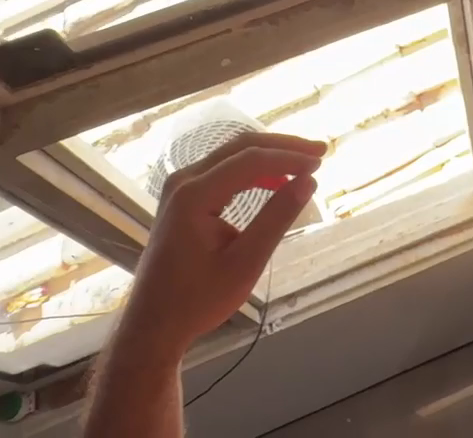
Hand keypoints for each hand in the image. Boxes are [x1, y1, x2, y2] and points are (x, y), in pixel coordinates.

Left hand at [129, 132, 325, 353]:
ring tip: (303, 163)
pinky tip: (276, 181)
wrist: (153, 325)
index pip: (250, 159)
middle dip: (282, 147)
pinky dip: (253, 169)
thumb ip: (277, 218)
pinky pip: (223, 169)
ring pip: (233, 154)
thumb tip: (308, 181)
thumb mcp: (245, 263)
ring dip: (270, 155)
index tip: (320, 163)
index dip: (288, 157)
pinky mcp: (184, 196)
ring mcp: (181, 186)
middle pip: (241, 147)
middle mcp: (184, 180)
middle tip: (319, 153)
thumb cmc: (198, 300)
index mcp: (195, 194)